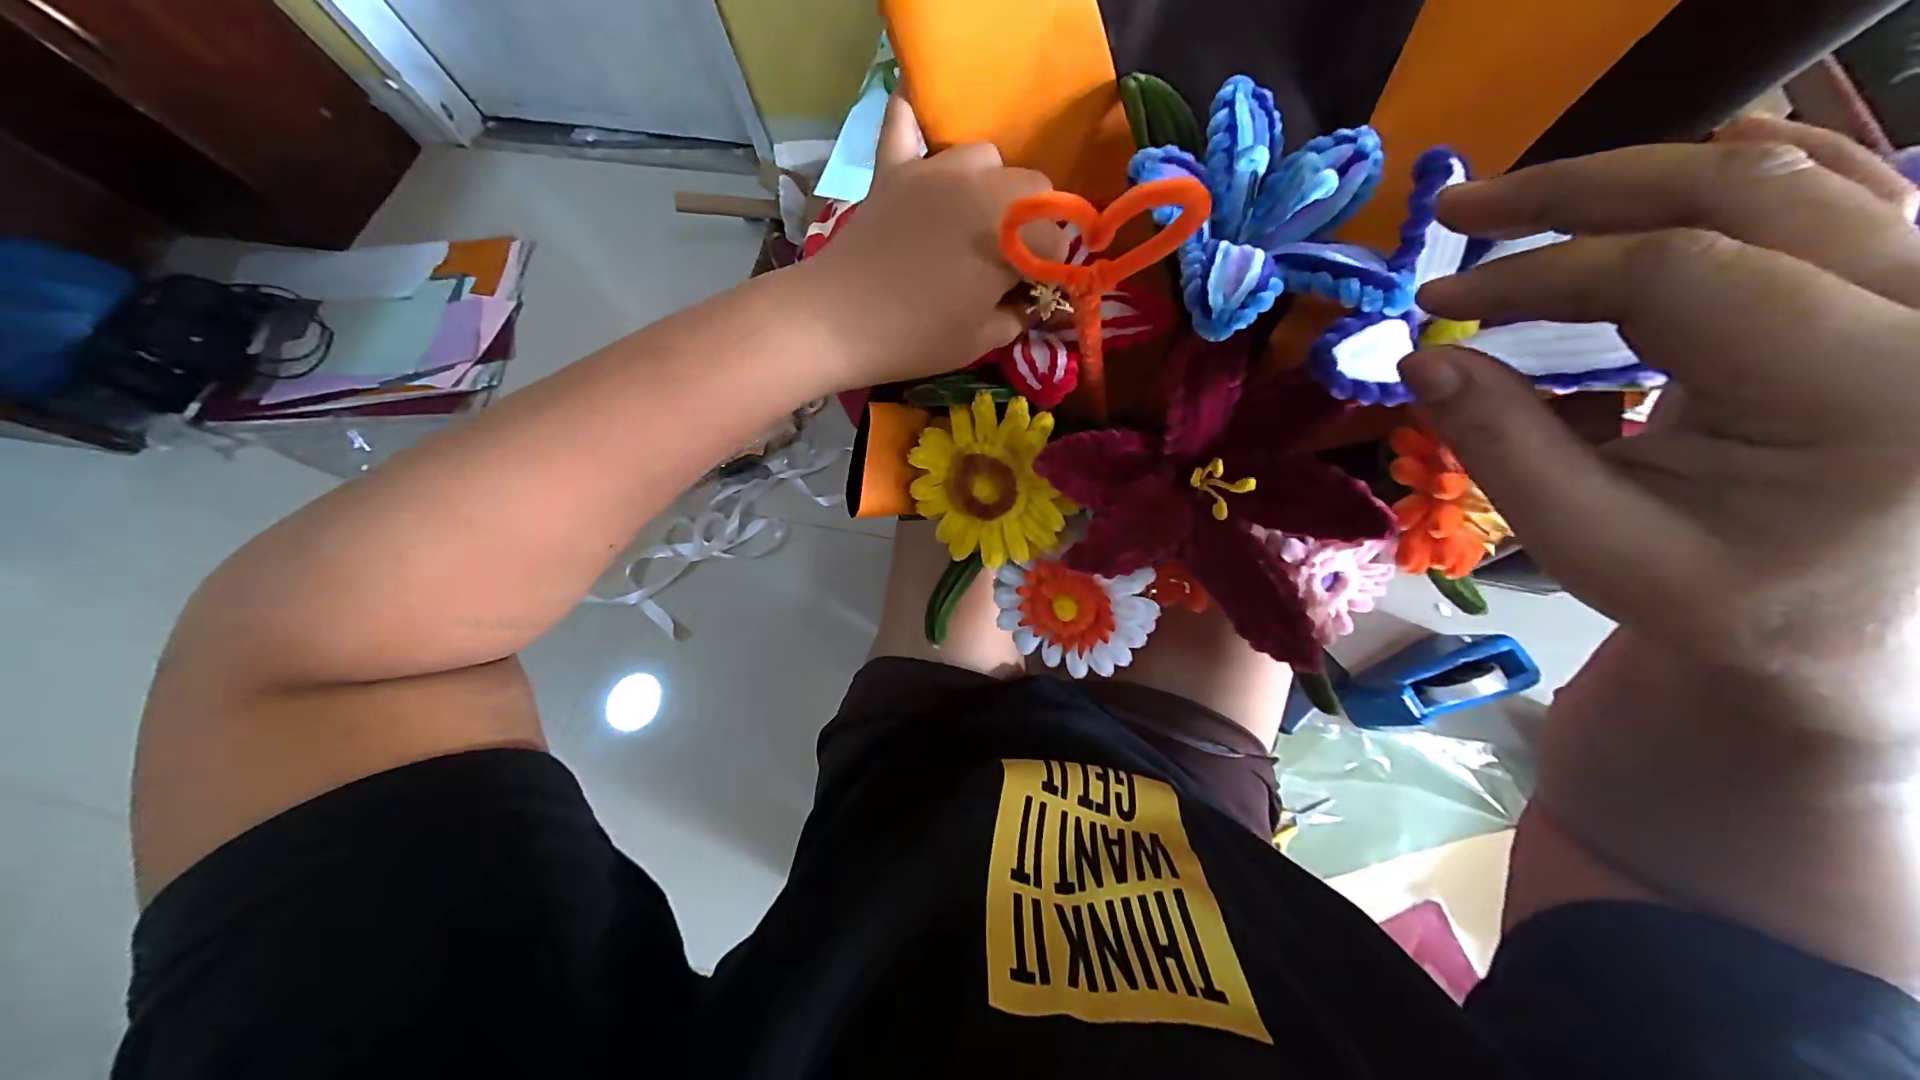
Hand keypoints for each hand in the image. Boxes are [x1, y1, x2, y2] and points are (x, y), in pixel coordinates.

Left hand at [801, 95, 1060, 388]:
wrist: (837, 322)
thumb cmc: (917, 336)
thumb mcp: (982, 340)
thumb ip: (1018, 315)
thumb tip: (1031, 302)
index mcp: (1011, 231)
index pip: (1056, 235)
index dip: (1051, 266)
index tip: (1032, 291)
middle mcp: (981, 185)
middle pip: (1031, 185)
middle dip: (1031, 220)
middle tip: (1007, 260)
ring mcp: (933, 170)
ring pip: (983, 157)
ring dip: (989, 183)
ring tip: (971, 219)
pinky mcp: (893, 169)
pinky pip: (906, 124)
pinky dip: (915, 121)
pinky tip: (920, 127)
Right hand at [1401, 120, 1919, 734]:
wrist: (1848, 628)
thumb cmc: (1713, 599)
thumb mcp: (1587, 542)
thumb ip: (1502, 445)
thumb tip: (1419, 358)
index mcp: (1868, 390)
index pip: (1677, 274)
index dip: (1537, 274)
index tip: (1435, 301)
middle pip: (1740, 192)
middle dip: (1577, 191)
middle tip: (1461, 206)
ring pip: (1791, 173)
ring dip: (1635, 177)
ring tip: (1521, 199)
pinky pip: (1841, 188)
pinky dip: (1735, 171)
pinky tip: (1670, 166)